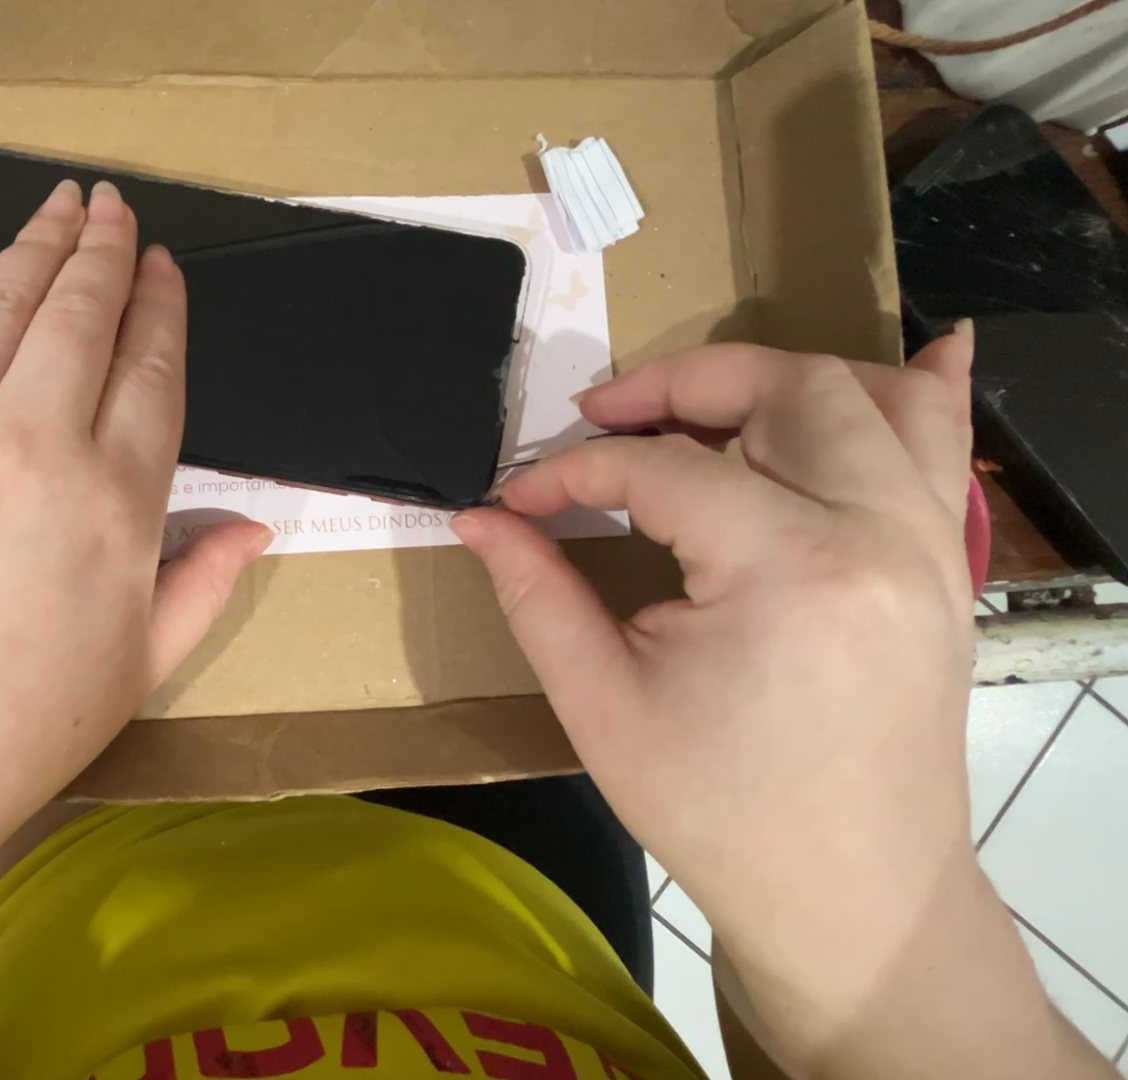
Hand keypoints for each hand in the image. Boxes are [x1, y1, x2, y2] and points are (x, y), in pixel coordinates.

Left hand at [0, 177, 268, 886]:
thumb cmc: (15, 737)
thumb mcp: (138, 669)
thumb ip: (201, 584)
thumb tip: (255, 527)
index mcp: (114, 503)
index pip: (154, 375)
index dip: (165, 314)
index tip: (169, 272)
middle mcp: (32, 446)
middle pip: (81, 320)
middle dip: (107, 255)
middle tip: (117, 210)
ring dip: (35, 247)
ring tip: (58, 204)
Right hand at [451, 332, 984, 1051]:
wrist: (845, 892)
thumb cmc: (710, 804)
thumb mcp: (595, 697)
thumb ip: (532, 589)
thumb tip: (478, 518)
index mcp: (788, 569)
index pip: (658, 468)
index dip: (569, 471)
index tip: (513, 498)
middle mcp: (879, 534)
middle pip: (783, 390)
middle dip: (673, 384)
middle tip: (595, 417)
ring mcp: (928, 547)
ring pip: (872, 395)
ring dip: (769, 380)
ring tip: (690, 408)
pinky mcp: (940, 567)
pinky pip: (945, 446)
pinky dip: (915, 392)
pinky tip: (916, 355)